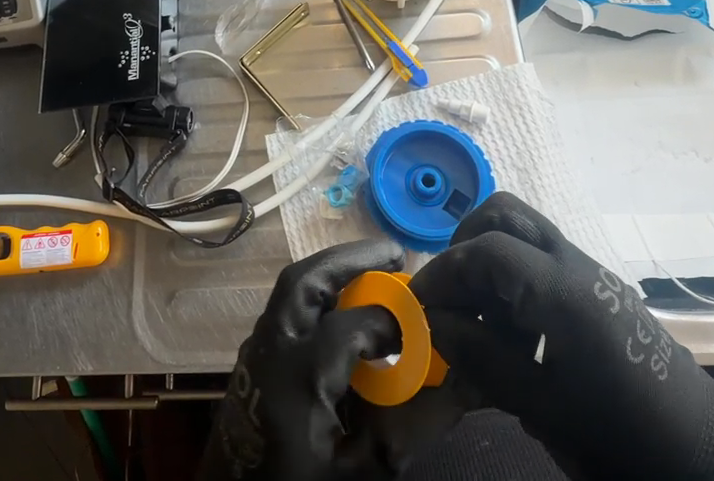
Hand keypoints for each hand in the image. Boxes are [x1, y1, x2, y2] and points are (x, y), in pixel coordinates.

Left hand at [199, 239, 404, 480]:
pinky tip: (345, 307)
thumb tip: (462, 383)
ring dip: (331, 273)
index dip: (392, 322)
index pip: (351, 327)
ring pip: (288, 290)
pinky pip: (285, 310)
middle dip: (348, 261)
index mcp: (297, 377)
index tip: (423, 327)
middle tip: (392, 254)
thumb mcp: (362, 472)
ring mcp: (255, 350)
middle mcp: (270, 350)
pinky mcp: (251, 357)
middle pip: (303, 282)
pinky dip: (317, 297)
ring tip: (372, 268)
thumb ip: (412, 428)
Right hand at [409, 194, 713, 480]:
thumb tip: (433, 323)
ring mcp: (591, 274)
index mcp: (562, 291)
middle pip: (505, 214)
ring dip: (488, 257)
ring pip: (524, 231)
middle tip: (448, 291)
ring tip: (476, 314)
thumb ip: (480, 357)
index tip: (419, 305)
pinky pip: (543, 260)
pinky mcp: (600, 291)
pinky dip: (512, 276)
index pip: (485, 250)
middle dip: (464, 243)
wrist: (704, 454)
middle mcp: (575, 265)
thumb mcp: (541, 405)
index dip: (443, 273)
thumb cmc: (619, 432)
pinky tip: (510, 329)